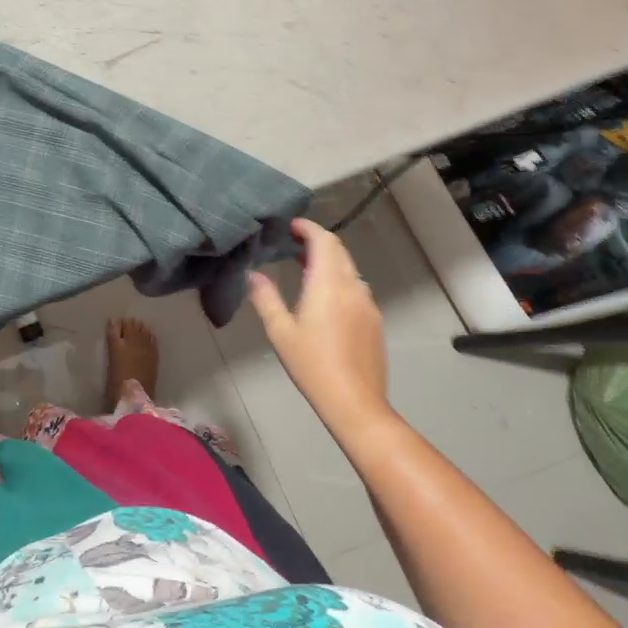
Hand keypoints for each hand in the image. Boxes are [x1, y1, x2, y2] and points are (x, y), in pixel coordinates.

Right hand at [247, 219, 392, 433]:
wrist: (354, 402)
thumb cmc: (312, 364)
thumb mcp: (280, 332)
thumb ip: (266, 298)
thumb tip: (253, 275)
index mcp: (327, 285)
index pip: (324, 241)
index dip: (308, 228)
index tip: (290, 226)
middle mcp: (352, 287)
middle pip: (339, 251)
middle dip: (318, 241)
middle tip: (293, 243)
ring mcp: (367, 304)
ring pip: (349, 269)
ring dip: (329, 261)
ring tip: (305, 269)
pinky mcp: (374, 321)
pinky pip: (356, 288)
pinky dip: (339, 280)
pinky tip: (325, 299)